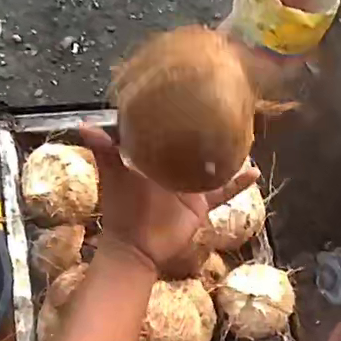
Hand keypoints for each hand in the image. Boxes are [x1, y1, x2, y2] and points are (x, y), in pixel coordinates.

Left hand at [77, 124, 257, 276]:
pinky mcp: (201, 203)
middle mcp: (170, 166)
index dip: (168, 113)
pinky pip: (223, 191)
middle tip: (222, 108)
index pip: (160, 130)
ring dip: (226, 152)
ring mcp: (188, 185)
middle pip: (191, 144)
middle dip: (205, 129)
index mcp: (150, 156)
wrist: (137, 248)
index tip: (182, 92)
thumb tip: (85, 125)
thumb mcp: (116, 174)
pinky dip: (238, 183)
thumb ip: (105, 151)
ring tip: (243, 135)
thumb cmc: (124, 208)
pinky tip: (254, 171)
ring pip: (211, 164)